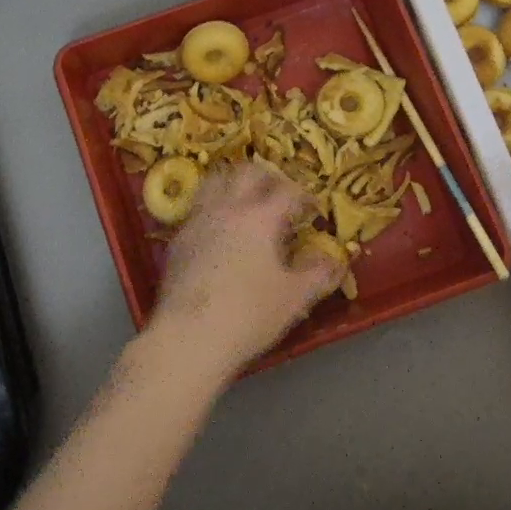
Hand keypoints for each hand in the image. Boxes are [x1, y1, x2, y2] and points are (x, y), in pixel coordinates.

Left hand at [147, 164, 341, 379]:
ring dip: (234, 184)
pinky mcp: (177, 241)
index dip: (304, 195)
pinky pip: (197, 210)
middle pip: (247, 172)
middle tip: (281, 194)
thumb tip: (334, 260)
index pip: (287, 191)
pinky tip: (219, 232)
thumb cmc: (248, 315)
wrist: (188, 337)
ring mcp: (197, 222)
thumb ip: (318, 275)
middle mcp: (226, 209)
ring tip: (246, 202)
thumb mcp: (294, 298)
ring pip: (214, 182)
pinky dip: (213, 209)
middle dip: (268, 177)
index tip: (312, 209)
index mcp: (259, 218)